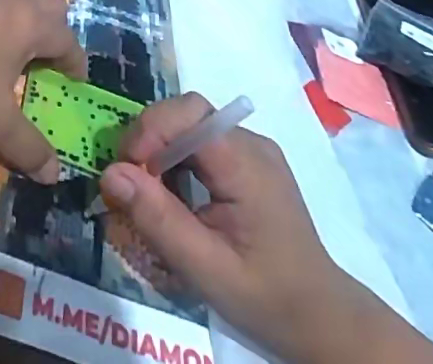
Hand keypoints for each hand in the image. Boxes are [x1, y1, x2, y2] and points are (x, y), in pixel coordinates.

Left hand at [0, 0, 83, 182]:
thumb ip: (28, 147)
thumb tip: (54, 175)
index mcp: (31, 23)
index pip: (69, 40)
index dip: (75, 64)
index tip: (74, 83)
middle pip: (51, 5)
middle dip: (55, 32)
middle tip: (44, 62)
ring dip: (27, 14)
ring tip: (13, 45)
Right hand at [100, 95, 340, 357]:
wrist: (322, 320)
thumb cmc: (265, 297)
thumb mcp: (205, 268)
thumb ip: (158, 219)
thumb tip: (110, 173)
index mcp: (246, 163)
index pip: (190, 114)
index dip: (151, 131)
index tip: (126, 169)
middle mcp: (250, 144)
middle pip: (187, 112)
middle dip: (149, 137)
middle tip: (129, 179)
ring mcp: (251, 151)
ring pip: (189, 124)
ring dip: (159, 149)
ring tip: (146, 191)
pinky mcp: (247, 163)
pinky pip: (200, 143)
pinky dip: (175, 160)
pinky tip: (171, 196)